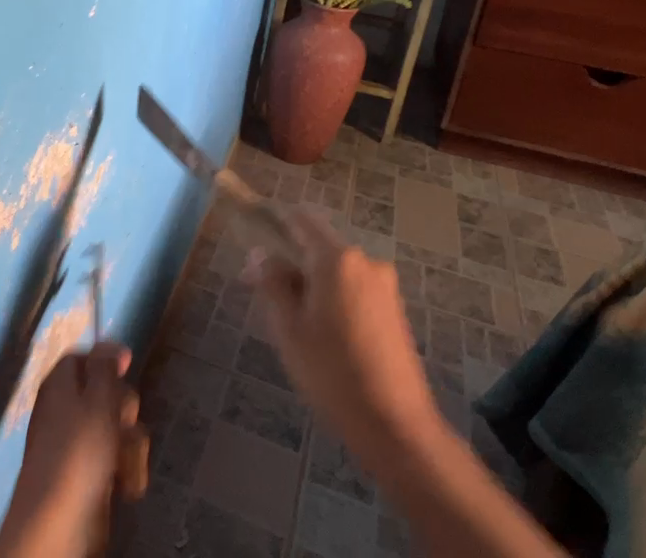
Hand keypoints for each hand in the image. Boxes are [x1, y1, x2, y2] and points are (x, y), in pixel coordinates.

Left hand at [0, 343, 147, 556]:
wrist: (59, 522)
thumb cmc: (78, 454)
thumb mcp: (96, 401)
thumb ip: (104, 368)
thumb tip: (109, 343)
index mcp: (61, 386)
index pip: (81, 357)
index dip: (106, 359)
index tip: (128, 366)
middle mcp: (67, 410)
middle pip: (107, 393)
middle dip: (124, 410)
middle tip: (121, 422)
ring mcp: (78, 444)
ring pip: (119, 429)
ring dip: (130, 447)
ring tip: (123, 466)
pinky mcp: (90, 473)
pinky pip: (117, 459)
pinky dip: (125, 470)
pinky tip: (125, 486)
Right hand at [253, 208, 439, 443]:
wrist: (395, 424)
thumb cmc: (331, 372)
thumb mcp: (289, 327)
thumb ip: (273, 282)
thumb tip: (261, 253)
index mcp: (337, 260)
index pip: (301, 221)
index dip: (274, 221)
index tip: (251, 230)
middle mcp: (365, 263)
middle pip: (318, 248)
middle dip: (289, 263)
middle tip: (261, 296)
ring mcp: (384, 287)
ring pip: (335, 272)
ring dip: (310, 285)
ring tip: (291, 325)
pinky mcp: (393, 310)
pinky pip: (353, 290)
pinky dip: (332, 300)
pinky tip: (321, 335)